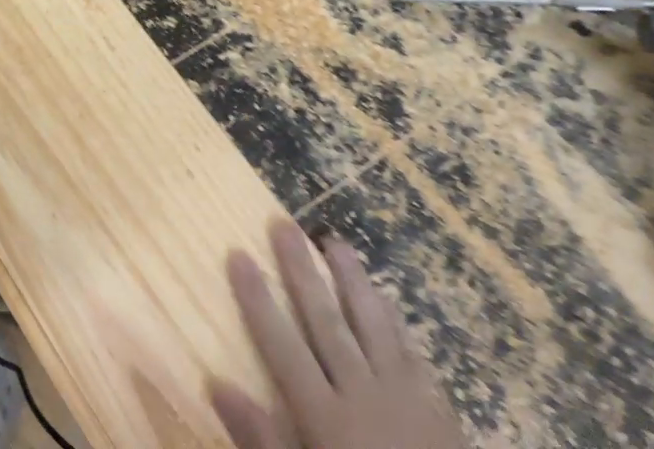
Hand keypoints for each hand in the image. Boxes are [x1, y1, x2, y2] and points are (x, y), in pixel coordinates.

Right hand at [210, 221, 466, 448]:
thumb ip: (261, 436)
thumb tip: (215, 383)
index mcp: (325, 415)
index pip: (281, 344)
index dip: (256, 298)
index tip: (237, 253)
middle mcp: (362, 393)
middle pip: (326, 321)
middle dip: (301, 271)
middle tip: (283, 224)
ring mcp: (405, 396)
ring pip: (373, 326)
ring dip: (352, 280)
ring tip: (335, 240)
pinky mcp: (438, 406)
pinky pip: (412, 352)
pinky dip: (394, 320)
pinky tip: (384, 298)